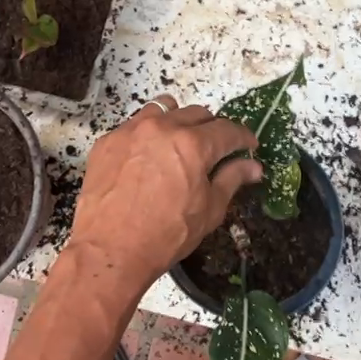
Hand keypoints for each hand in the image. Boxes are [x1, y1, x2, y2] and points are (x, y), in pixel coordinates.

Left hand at [68, 95, 263, 285]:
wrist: (110, 248)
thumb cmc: (165, 235)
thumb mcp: (209, 210)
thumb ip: (231, 180)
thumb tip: (252, 165)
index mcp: (192, 144)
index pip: (227, 130)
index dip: (242, 137)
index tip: (248, 144)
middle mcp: (162, 128)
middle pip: (196, 114)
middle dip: (211, 128)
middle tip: (215, 148)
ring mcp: (131, 131)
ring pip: (162, 110)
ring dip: (177, 121)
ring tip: (179, 142)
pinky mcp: (108, 141)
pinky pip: (134, 125)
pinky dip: (148, 134)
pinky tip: (147, 156)